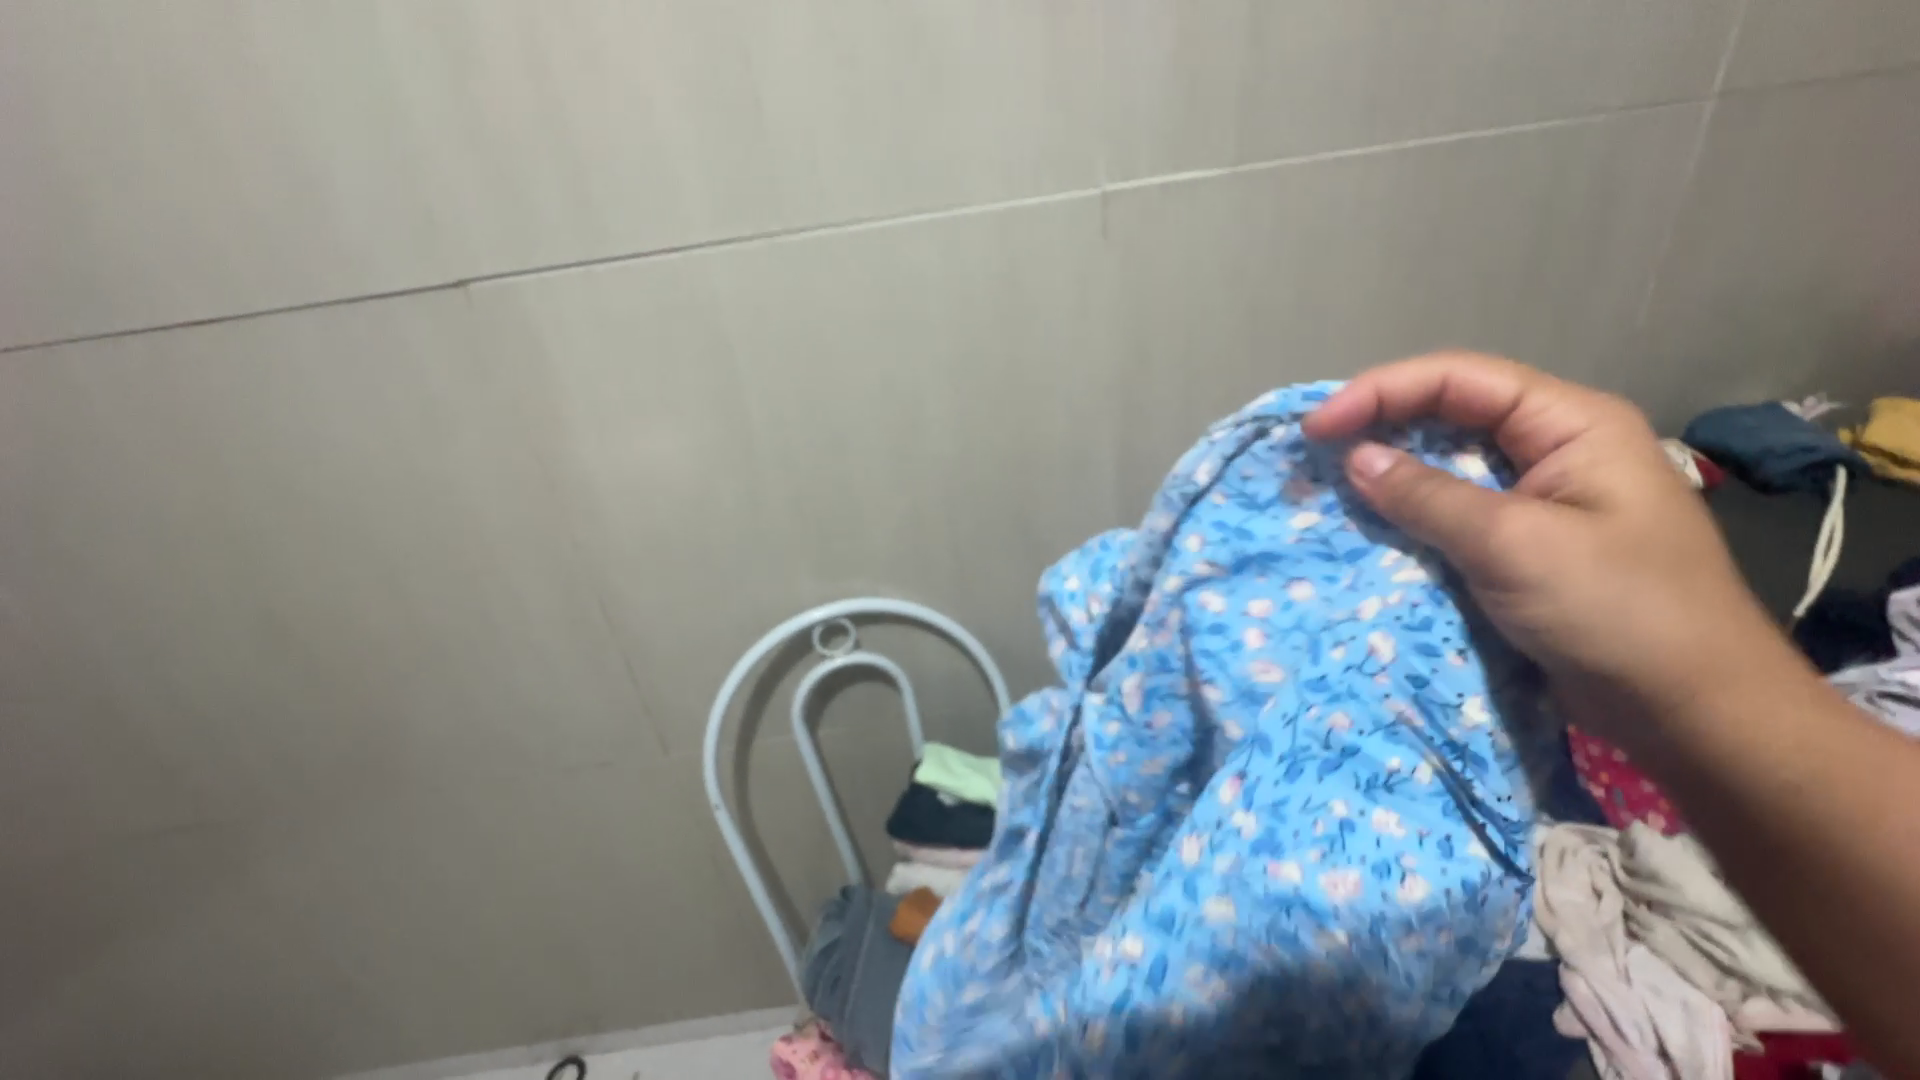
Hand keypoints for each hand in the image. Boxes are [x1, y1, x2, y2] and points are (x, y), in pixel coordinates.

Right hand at [1303, 352, 1788, 751]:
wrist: (1693, 711)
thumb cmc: (1617, 612)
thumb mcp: (1513, 545)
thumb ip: (1428, 497)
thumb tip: (1354, 458)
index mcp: (1571, 424)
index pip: (1458, 380)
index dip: (1379, 392)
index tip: (1316, 429)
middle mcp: (1553, 450)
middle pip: (1449, 414)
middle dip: (1377, 427)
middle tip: (1312, 455)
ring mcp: (1539, 500)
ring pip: (1446, 467)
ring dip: (1387, 475)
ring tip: (1328, 489)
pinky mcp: (1523, 546)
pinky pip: (1452, 515)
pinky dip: (1406, 517)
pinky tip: (1368, 529)